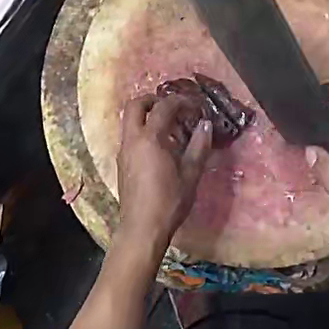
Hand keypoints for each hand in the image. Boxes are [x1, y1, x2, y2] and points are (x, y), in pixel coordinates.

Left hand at [115, 94, 210, 246]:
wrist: (142, 228)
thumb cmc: (170, 200)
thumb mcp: (191, 173)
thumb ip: (199, 145)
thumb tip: (206, 124)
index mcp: (150, 139)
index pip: (164, 107)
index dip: (181, 101)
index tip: (196, 106)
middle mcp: (132, 140)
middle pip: (136, 105)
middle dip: (154, 100)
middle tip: (174, 108)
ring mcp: (124, 152)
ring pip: (130, 121)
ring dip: (148, 116)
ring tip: (172, 127)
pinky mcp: (123, 163)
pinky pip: (131, 136)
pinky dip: (144, 131)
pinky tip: (162, 147)